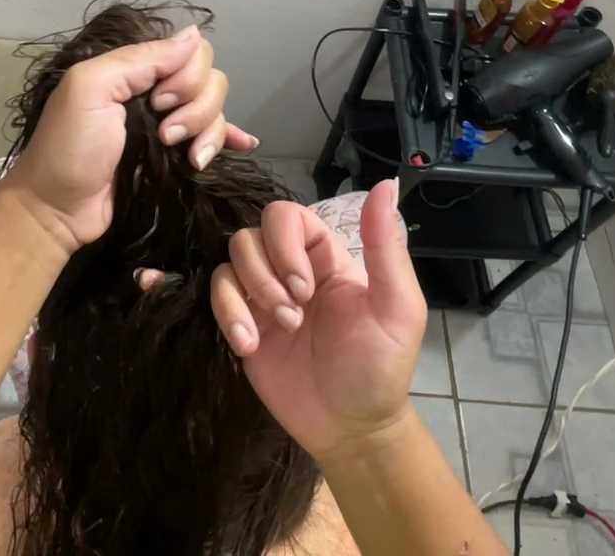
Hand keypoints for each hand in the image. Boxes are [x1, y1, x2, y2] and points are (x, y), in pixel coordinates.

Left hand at [0, 24, 258, 252]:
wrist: (57, 210)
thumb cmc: (68, 147)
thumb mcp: (92, 88)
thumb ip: (141, 59)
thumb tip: (194, 34)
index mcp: (134, 70)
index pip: (189, 52)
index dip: (185, 75)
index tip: (159, 101)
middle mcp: (156, 91)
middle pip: (210, 80)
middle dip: (195, 108)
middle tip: (164, 132)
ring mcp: (169, 125)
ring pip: (216, 111)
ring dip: (206, 132)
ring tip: (183, 155)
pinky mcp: (176, 157)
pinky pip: (216, 137)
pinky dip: (230, 138)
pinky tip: (244, 145)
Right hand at [209, 180, 428, 459]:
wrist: (351, 429)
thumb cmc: (380, 366)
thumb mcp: (397, 308)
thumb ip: (386, 248)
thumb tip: (385, 185)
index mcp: (324, 255)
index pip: (286, 216)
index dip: (284, 243)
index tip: (304, 287)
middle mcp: (289, 267)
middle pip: (251, 235)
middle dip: (265, 273)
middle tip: (294, 314)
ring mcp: (261, 295)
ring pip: (230, 259)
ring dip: (249, 293)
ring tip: (280, 329)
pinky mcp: (242, 323)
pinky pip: (217, 295)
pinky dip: (228, 315)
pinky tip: (249, 345)